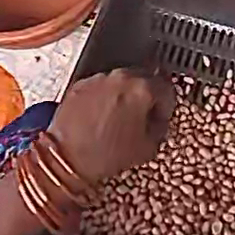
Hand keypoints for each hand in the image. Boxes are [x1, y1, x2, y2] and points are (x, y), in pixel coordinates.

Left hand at [48, 68, 174, 183]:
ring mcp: (99, 79)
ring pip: (121, 82)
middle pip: (145, 80)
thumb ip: (159, 128)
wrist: (68, 156)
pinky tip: (101, 117)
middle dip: (147, 97)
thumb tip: (157, 123)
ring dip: (125, 96)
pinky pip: (100, 87)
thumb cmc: (105, 153)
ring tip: (119, 120)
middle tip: (143, 117)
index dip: (167, 107)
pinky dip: (104, 98)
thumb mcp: (147, 148)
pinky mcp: (81, 84)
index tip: (162, 117)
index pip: (167, 89)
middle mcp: (121, 78)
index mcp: (143, 89)